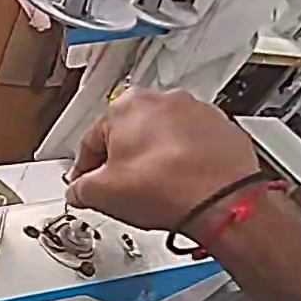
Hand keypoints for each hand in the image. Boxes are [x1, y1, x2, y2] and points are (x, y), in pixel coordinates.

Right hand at [65, 90, 259, 231]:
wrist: (221, 200)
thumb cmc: (168, 188)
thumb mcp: (101, 194)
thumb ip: (79, 188)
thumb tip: (79, 190)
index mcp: (127, 106)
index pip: (90, 140)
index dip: (84, 169)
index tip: (84, 184)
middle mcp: (162, 100)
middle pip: (126, 134)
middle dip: (119, 161)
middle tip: (116, 188)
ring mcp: (194, 111)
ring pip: (158, 136)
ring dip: (149, 160)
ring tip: (148, 190)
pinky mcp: (219, 127)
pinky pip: (187, 144)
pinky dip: (178, 161)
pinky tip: (173, 185)